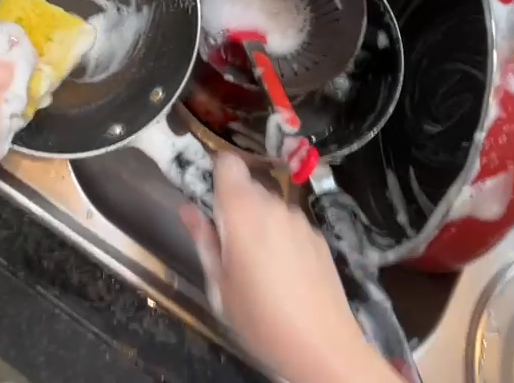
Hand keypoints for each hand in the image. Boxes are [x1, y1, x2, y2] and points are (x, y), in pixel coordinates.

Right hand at [179, 152, 395, 382]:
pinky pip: (290, 227)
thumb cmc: (261, 319)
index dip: (216, 175)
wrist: (325, 350)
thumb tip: (188, 209)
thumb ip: (203, 240)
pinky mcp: (319, 239)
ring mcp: (300, 221)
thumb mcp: (220, 285)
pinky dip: (283, 240)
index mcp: (242, 210)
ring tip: (260, 268)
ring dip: (260, 224)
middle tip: (230, 248)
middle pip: (248, 188)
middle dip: (236, 208)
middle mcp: (273, 206)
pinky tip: (287, 277)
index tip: (211, 203)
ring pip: (270, 208)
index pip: (227, 163)